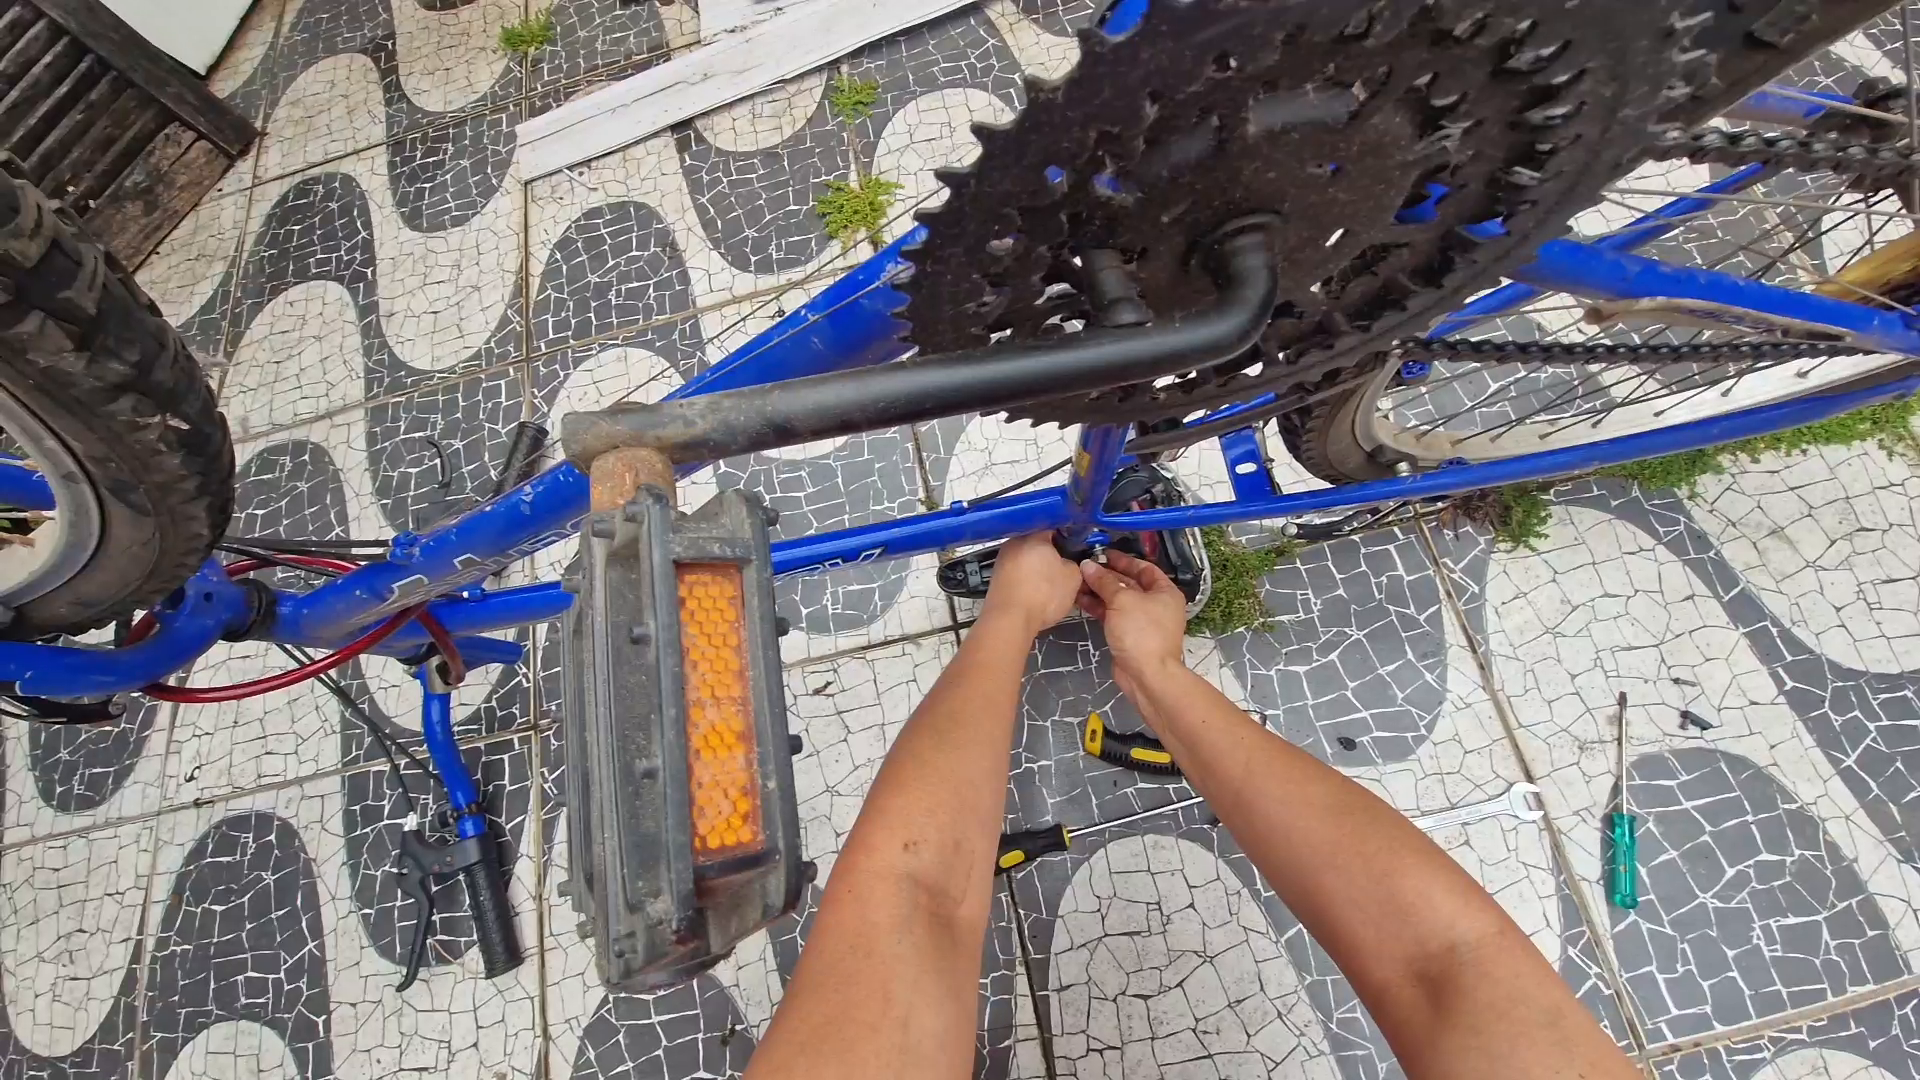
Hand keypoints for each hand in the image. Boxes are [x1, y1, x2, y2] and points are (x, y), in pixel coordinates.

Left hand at [980, 532, 1084, 636]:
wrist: (1010, 619)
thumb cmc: (1043, 594)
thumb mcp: (1073, 577)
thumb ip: (1074, 563)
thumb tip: (1068, 563)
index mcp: (1034, 535)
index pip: (1054, 528)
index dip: (1067, 539)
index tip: (1075, 551)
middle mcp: (1014, 542)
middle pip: (1038, 544)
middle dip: (1051, 556)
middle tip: (1065, 570)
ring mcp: (1002, 560)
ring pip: (1027, 560)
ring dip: (1038, 569)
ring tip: (1051, 586)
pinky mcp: (997, 578)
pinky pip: (1017, 573)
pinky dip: (1026, 580)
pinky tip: (1035, 594)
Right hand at [1078, 551, 1188, 698]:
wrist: (1147, 675)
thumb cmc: (1141, 631)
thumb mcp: (1122, 600)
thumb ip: (1104, 581)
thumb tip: (1087, 565)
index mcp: (1164, 592)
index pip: (1144, 568)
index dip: (1123, 560)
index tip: (1103, 554)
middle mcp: (1155, 604)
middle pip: (1129, 583)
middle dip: (1106, 576)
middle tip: (1084, 568)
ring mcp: (1141, 621)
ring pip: (1118, 600)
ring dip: (1098, 591)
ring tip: (1077, 582)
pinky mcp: (1128, 635)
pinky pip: (1112, 615)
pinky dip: (1098, 607)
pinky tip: (1081, 600)